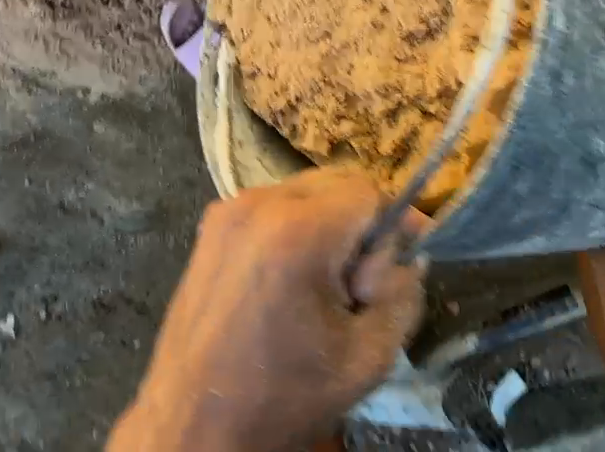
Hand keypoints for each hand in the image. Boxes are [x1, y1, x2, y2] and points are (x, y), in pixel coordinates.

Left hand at [108, 168, 427, 451]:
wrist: (193, 422)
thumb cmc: (283, 395)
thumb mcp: (368, 357)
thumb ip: (403, 294)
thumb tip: (410, 255)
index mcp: (297, 231)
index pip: (369, 191)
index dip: (392, 230)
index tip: (386, 281)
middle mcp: (259, 203)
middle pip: (337, 183)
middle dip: (361, 227)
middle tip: (356, 289)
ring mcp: (229, 209)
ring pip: (306, 192)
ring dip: (329, 228)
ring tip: (320, 289)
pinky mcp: (212, 223)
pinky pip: (275, 206)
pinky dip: (295, 230)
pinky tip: (288, 284)